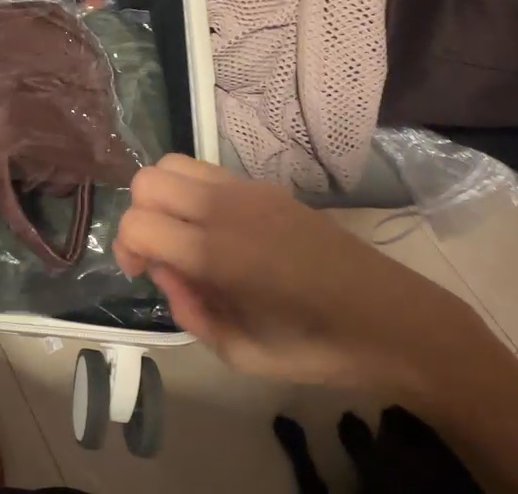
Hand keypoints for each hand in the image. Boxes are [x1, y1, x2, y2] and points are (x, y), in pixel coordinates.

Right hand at [113, 154, 493, 396]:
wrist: (392, 321)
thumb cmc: (316, 348)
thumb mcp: (240, 354)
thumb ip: (188, 311)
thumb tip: (165, 272)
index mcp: (215, 252)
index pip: (137, 223)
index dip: (126, 248)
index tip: (142, 274)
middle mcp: (224, 208)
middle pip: (147, 180)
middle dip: (139, 215)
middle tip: (159, 253)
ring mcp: (246, 190)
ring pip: (172, 163)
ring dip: (163, 197)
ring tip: (183, 234)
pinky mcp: (266, 186)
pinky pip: (207, 171)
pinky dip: (193, 192)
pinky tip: (218, 230)